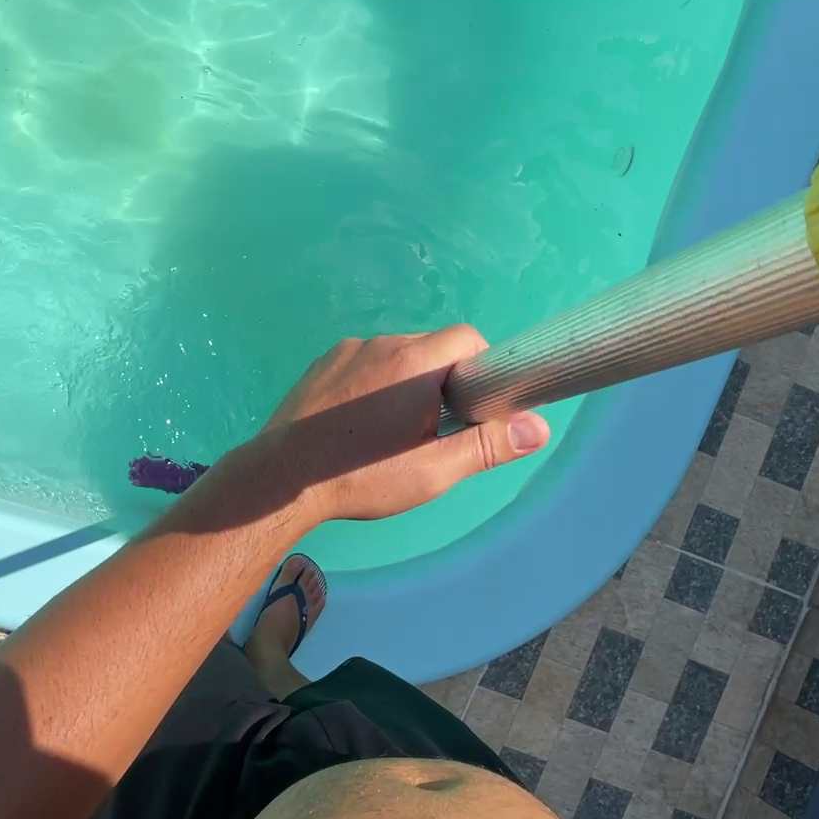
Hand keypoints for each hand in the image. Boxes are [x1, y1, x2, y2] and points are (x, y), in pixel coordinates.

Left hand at [257, 326, 549, 522]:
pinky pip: (366, 363)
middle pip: (433, 348)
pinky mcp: (322, 362)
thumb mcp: (431, 471)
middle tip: (428, 431)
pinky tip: (356, 424)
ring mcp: (347, 350)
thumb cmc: (360, 477)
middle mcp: (381, 343)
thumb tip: (538, 428)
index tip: (470, 409)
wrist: (280, 479)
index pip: (468, 339)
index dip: (480, 370)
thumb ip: (487, 446)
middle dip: (442, 382)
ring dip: (406, 383)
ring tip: (386, 433)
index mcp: (415, 362)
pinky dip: (374, 384)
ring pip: (397, 356)